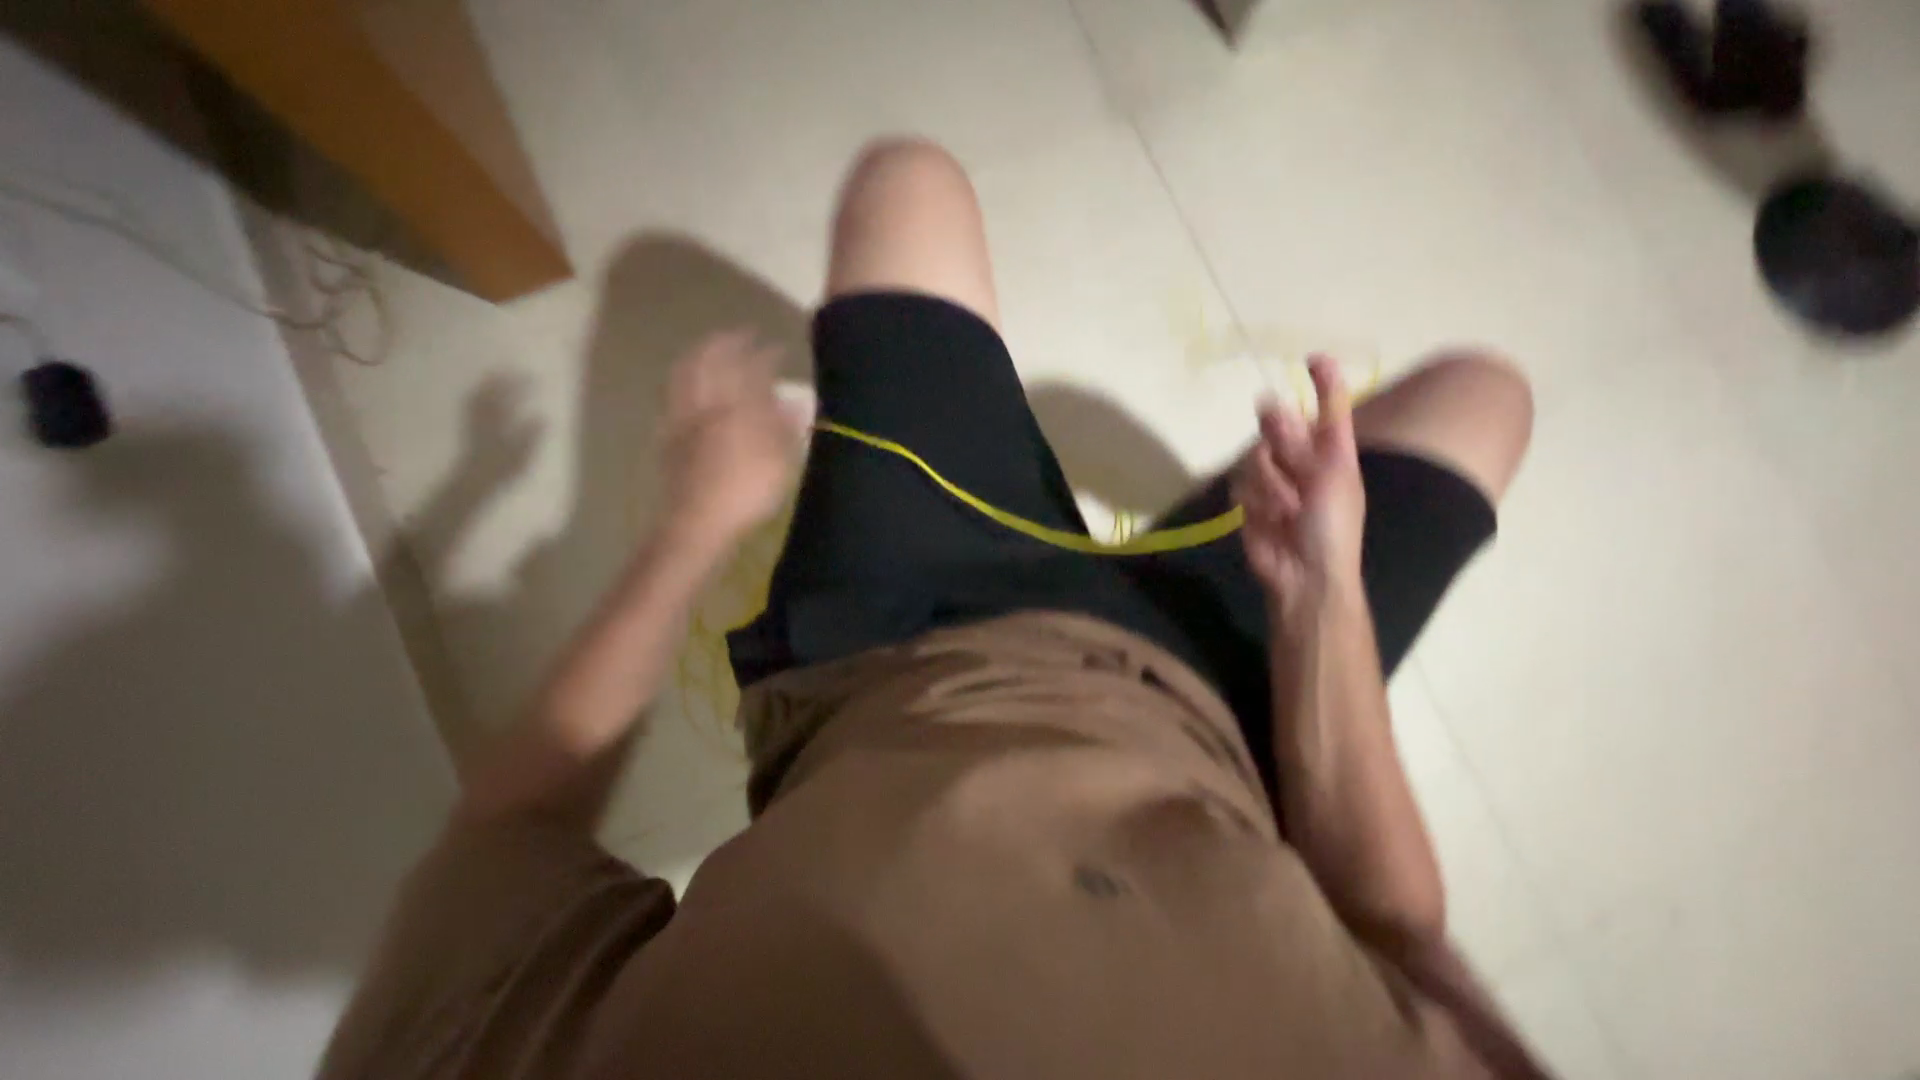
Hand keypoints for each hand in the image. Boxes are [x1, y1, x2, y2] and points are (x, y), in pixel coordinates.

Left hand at [661, 330, 805, 546]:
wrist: (697, 523)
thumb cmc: (747, 491)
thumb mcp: (780, 460)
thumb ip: (785, 425)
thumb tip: (793, 400)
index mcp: (736, 405)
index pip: (751, 369)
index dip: (764, 355)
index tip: (776, 346)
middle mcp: (706, 403)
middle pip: (710, 362)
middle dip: (724, 344)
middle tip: (738, 336)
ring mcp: (682, 419)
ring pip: (686, 376)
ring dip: (699, 358)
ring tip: (710, 352)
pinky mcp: (668, 438)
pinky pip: (674, 397)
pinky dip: (684, 383)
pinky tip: (690, 389)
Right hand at [1232, 356, 1365, 606]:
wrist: (1304, 576)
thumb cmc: (1332, 527)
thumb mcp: (1331, 476)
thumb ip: (1305, 438)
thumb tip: (1271, 402)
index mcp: (1334, 453)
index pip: (1329, 408)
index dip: (1325, 383)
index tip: (1311, 359)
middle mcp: (1304, 461)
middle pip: (1281, 425)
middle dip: (1279, 435)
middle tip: (1287, 457)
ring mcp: (1275, 481)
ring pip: (1256, 455)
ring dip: (1268, 482)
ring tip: (1284, 509)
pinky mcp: (1250, 501)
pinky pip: (1241, 483)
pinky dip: (1252, 500)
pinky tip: (1266, 519)